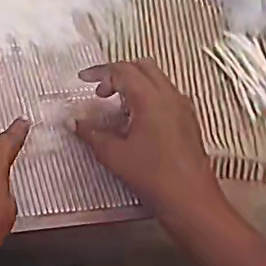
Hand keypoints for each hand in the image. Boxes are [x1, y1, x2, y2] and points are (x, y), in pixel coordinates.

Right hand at [72, 61, 224, 222]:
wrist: (189, 198)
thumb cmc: (152, 175)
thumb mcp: (113, 154)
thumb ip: (91, 133)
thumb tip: (76, 121)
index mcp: (150, 99)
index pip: (123, 71)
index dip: (100, 72)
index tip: (84, 79)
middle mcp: (170, 96)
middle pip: (143, 67)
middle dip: (118, 73)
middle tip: (99, 90)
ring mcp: (182, 107)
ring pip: (156, 79)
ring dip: (133, 84)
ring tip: (115, 105)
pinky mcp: (187, 120)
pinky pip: (165, 95)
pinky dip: (146, 96)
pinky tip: (134, 119)